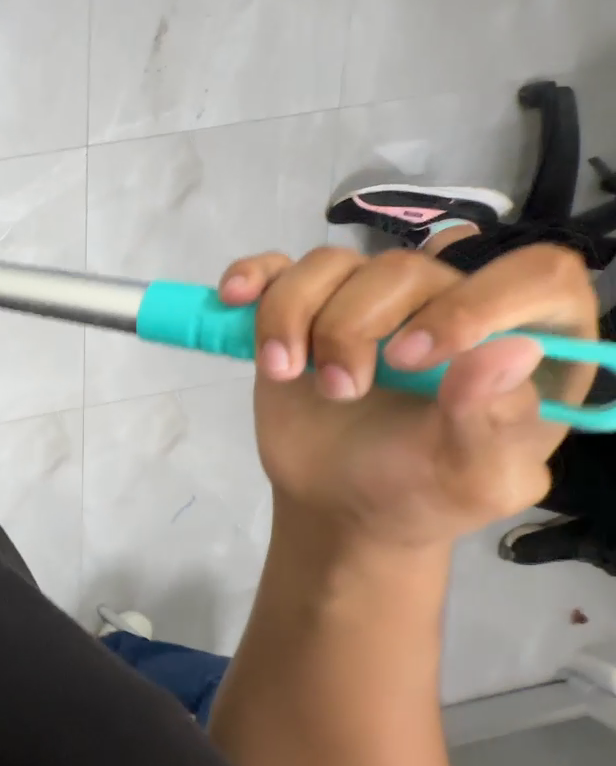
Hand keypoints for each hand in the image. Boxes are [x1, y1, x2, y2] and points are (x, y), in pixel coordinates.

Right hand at [218, 244, 598, 549]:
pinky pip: (274, 267)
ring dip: (291, 316)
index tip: (411, 361)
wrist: (338, 500)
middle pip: (402, 268)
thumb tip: (509, 351)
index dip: (470, 304)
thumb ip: (496, 419)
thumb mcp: (475, 476)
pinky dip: (250, 274)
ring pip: (328, 264)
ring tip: (284, 373)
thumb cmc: (422, 493)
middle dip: (352, 328)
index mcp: (521, 335)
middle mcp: (447, 302)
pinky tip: (235, 299)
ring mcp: (365, 302)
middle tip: (340, 391)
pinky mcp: (300, 308)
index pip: (529, 276)